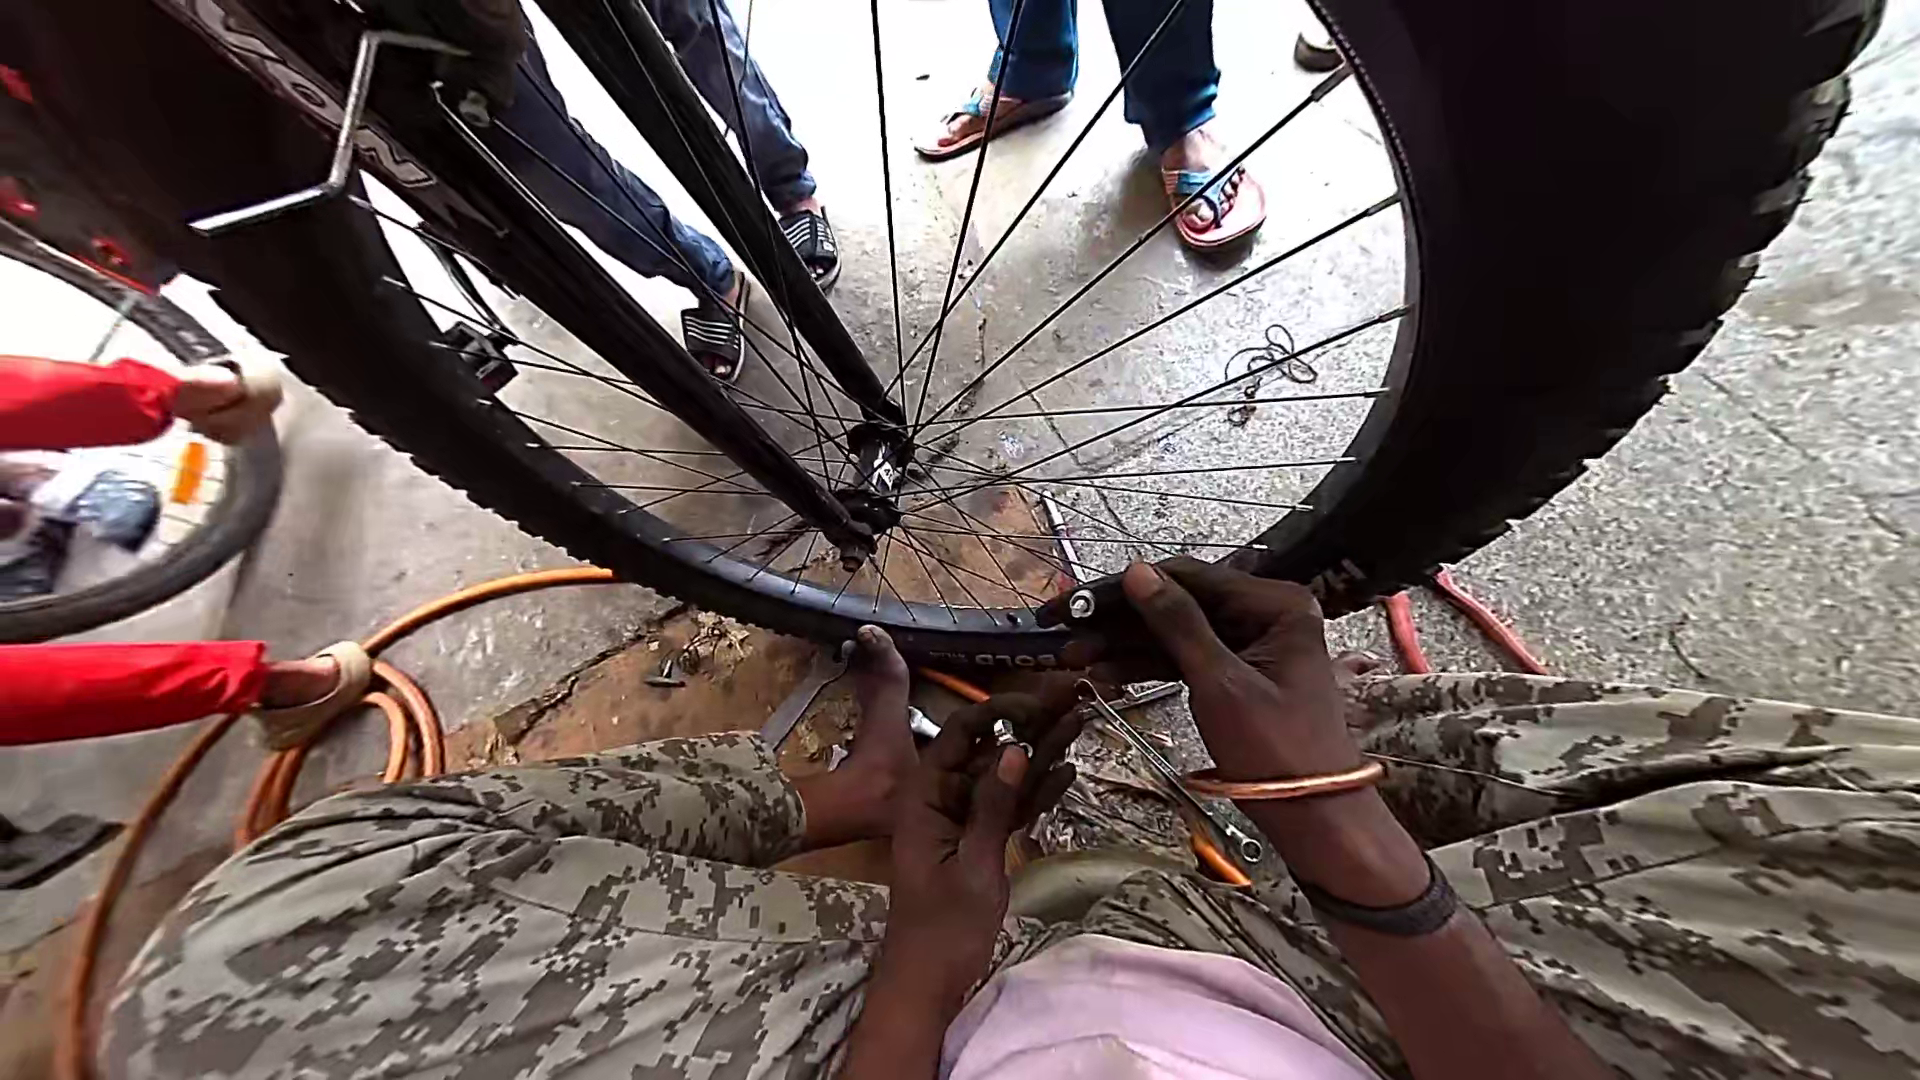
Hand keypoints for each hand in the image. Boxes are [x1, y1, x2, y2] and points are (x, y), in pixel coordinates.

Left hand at [883, 690, 1080, 1002]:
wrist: (929, 986)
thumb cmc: (942, 929)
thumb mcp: (972, 865)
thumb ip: (993, 806)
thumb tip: (1014, 750)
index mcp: (926, 793)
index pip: (961, 733)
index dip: (998, 711)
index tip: (1036, 704)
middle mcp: (944, 795)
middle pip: (990, 750)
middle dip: (1029, 727)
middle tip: (1069, 702)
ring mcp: (964, 816)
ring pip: (1005, 775)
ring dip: (1039, 753)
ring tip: (1076, 723)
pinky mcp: (981, 836)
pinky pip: (1010, 805)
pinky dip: (1036, 791)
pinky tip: (1065, 770)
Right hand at [1066, 557, 1361, 782]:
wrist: (1313, 819)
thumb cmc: (1276, 749)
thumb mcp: (1220, 681)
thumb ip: (1177, 622)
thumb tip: (1136, 571)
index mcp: (1273, 604)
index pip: (1188, 578)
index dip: (1129, 588)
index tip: (1080, 599)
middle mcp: (1259, 614)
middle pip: (1175, 604)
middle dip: (1120, 621)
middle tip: (1068, 629)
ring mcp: (1243, 642)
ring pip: (1170, 632)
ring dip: (1124, 645)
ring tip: (1075, 654)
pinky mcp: (1228, 669)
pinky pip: (1179, 657)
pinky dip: (1144, 665)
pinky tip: (1103, 670)